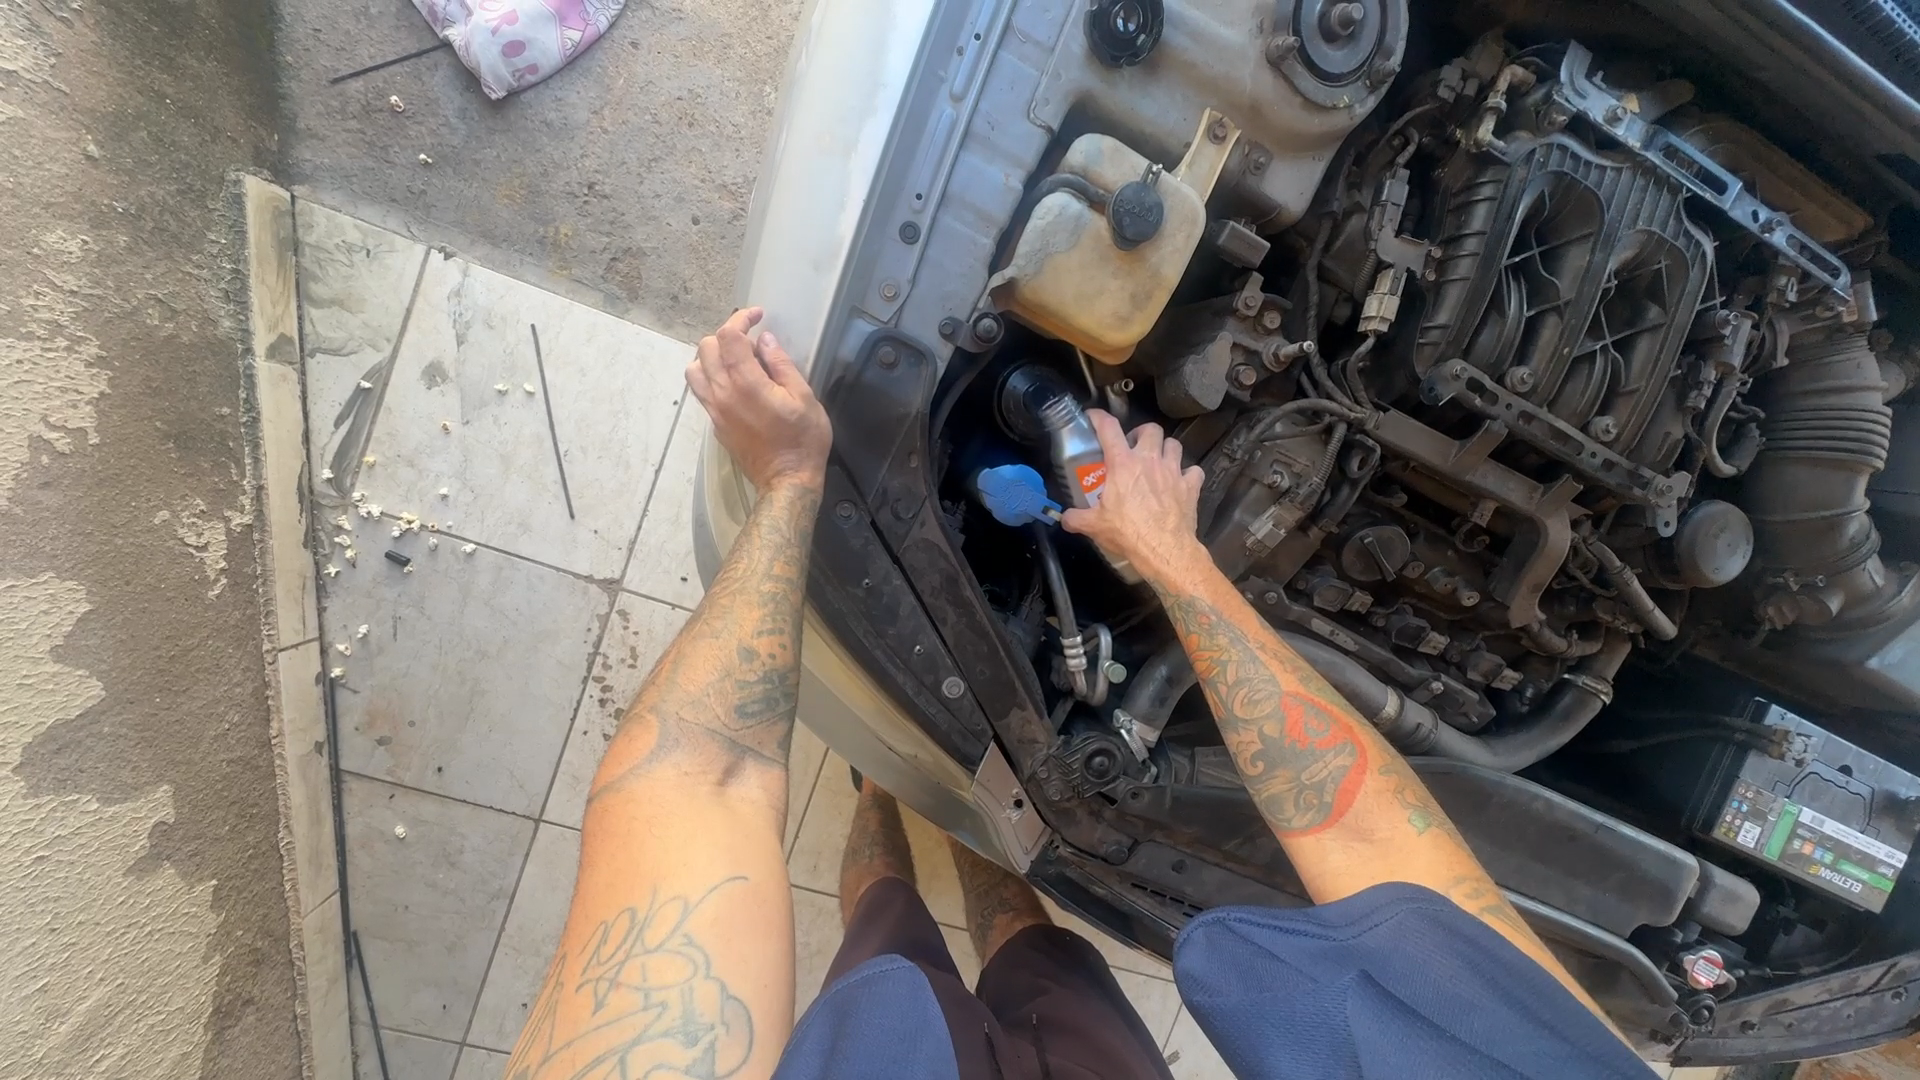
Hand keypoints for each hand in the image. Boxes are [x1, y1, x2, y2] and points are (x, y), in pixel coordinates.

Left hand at [686, 307, 831, 491]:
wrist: (787, 481)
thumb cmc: (803, 439)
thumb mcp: (804, 398)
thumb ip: (781, 364)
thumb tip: (765, 340)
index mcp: (746, 382)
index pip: (729, 336)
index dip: (741, 319)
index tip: (758, 316)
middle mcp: (722, 392)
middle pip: (706, 347)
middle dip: (727, 336)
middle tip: (752, 342)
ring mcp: (714, 410)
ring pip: (695, 369)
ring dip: (712, 357)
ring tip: (736, 361)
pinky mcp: (715, 423)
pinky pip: (702, 391)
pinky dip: (712, 377)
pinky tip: (735, 385)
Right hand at [1060, 409, 1207, 583]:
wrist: (1164, 549)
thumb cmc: (1127, 533)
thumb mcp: (1094, 526)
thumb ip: (1076, 518)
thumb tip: (1064, 518)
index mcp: (1122, 464)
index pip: (1109, 428)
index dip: (1099, 417)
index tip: (1093, 417)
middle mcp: (1149, 460)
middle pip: (1151, 429)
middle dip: (1142, 433)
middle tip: (1134, 447)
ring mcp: (1173, 471)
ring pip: (1175, 444)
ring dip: (1166, 449)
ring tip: (1158, 461)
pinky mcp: (1191, 486)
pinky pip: (1194, 471)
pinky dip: (1188, 474)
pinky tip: (1181, 482)